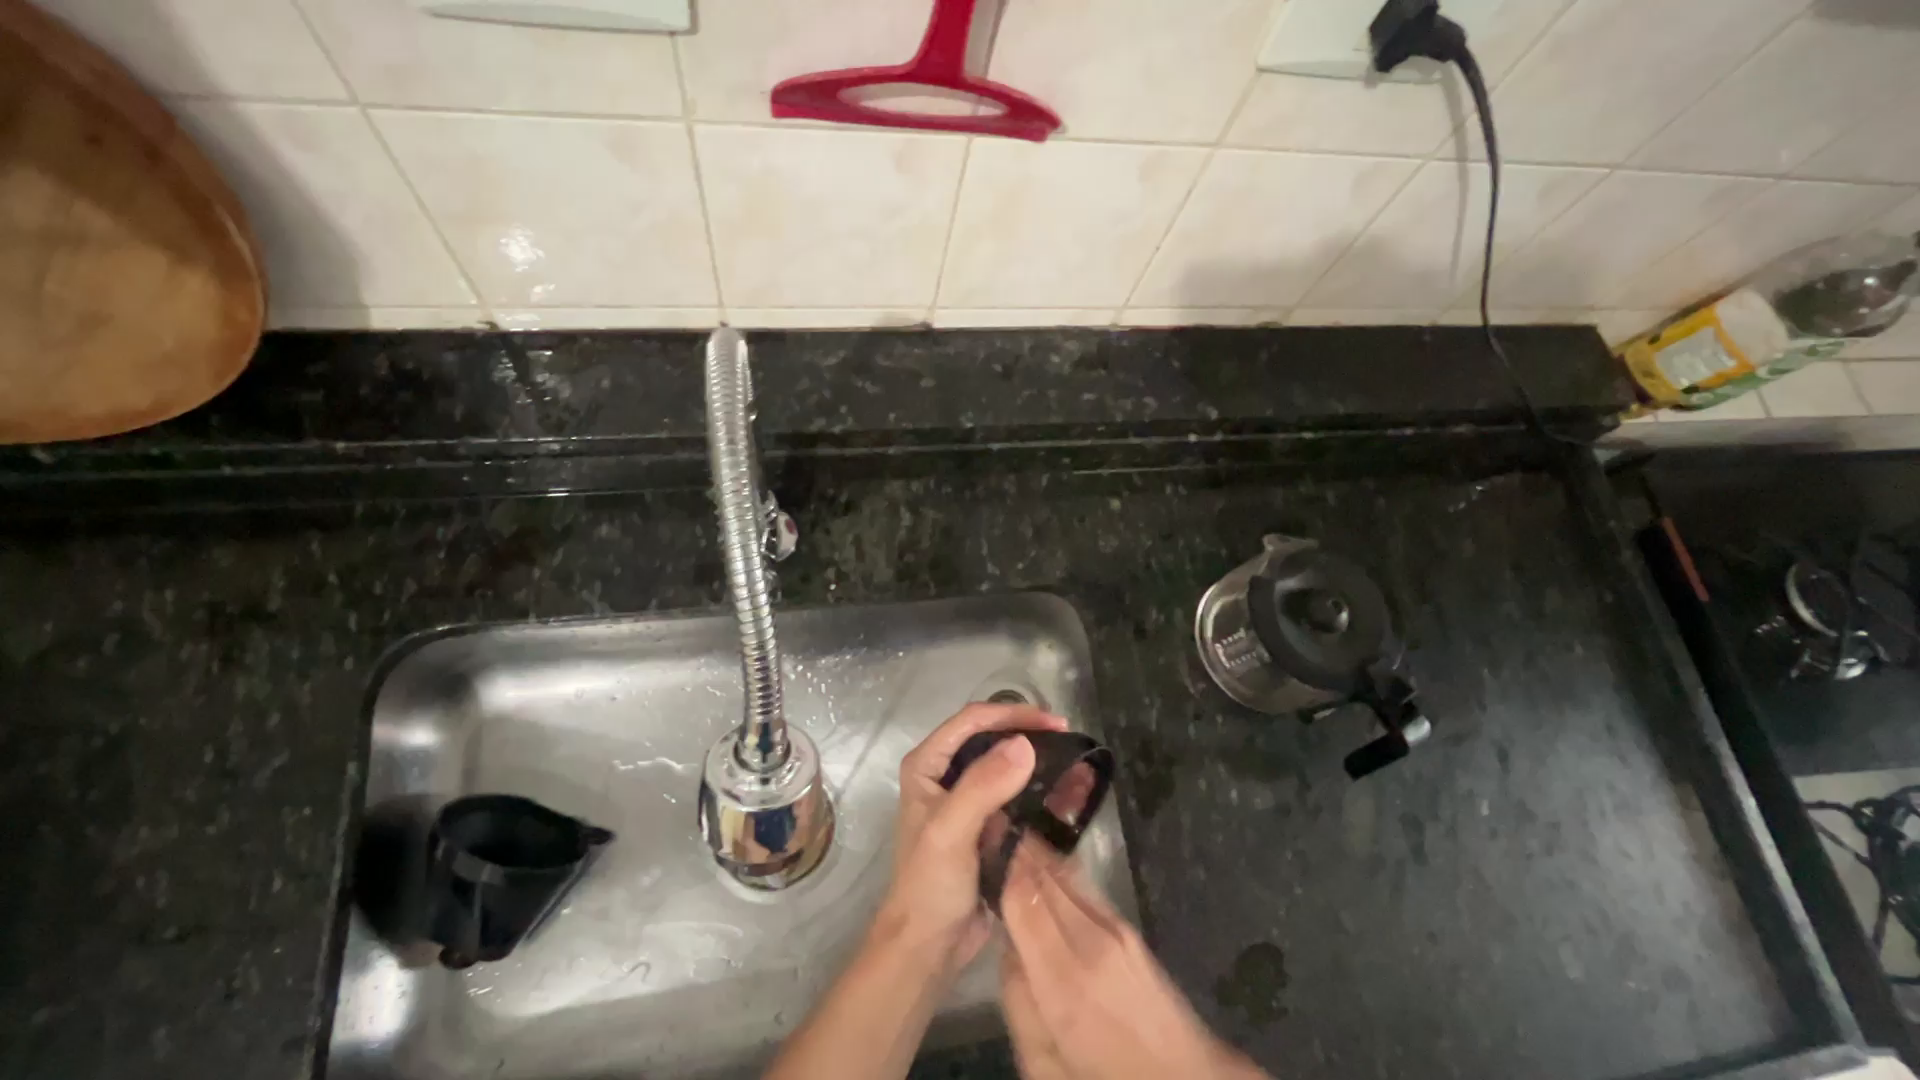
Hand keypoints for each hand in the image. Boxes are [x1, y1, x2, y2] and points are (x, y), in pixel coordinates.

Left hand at [872, 702, 1068, 977]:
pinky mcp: (988, 826)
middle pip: (992, 739)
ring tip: (1076, 766)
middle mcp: (946, 776)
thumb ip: (983, 786)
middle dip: (1030, 736)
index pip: (973, 721)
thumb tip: (1025, 745)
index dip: (1013, 715)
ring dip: (1039, 765)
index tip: (1055, 723)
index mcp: (927, 765)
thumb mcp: (951, 832)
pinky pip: (1018, 798)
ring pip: (1008, 768)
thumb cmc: (930, 885)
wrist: (928, 946)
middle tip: (1070, 743)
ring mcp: (968, 802)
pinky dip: (1041, 793)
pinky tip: (1068, 796)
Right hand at [998, 853, 1270, 1079]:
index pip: (1024, 900)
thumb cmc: (1104, 1076)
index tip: (980, 836)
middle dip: (1016, 847)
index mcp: (1063, 980)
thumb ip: (1018, 1002)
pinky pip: (1085, 888)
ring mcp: (1115, 931)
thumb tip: (1007, 946)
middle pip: (1045, 878)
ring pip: (1066, 876)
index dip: (1002, 863)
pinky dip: (1058, 869)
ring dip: (1037, 851)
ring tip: (1009, 830)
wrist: (1185, 1079)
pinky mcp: (1129, 929)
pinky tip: (1042, 861)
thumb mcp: (1043, 1063)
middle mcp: (1091, 942)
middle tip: (987, 820)